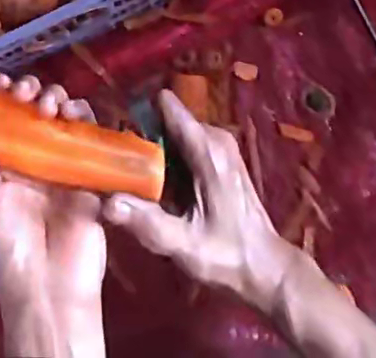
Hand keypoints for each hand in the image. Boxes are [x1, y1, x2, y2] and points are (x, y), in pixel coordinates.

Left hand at [0, 75, 106, 357]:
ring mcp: (67, 164)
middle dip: (36, 91)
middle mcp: (38, 157)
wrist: (48, 286)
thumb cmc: (8, 241)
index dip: (10, 94)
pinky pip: (94, 139)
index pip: (11, 116)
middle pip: (41, 109)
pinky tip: (76, 116)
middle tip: (31, 95)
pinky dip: (87, 120)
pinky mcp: (93, 175)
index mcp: (10, 160)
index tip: (7, 82)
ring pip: (69, 117)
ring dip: (61, 100)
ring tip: (52, 108)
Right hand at [102, 90, 375, 357]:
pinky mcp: (220, 154)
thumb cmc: (229, 257)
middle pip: (164, 119)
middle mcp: (214, 137)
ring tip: (141, 181)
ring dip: (153, 150)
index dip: (138, 113)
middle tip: (125, 169)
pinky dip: (168, 158)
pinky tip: (163, 188)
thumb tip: (107, 202)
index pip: (166, 104)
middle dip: (141, 137)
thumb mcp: (185, 246)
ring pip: (172, 131)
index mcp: (206, 149)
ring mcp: (219, 144)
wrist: (269, 270)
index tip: (119, 137)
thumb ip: (147, 222)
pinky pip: (183, 142)